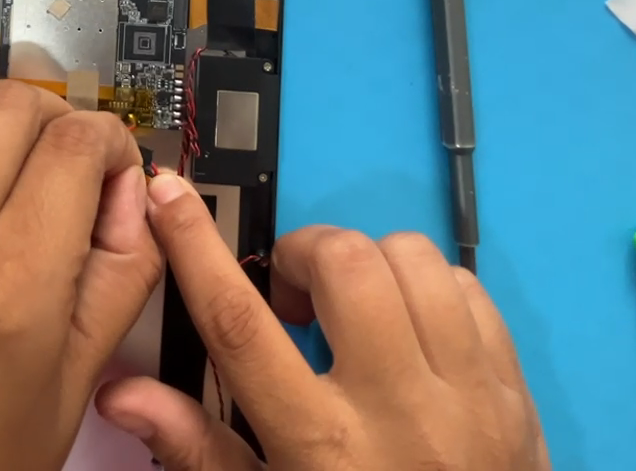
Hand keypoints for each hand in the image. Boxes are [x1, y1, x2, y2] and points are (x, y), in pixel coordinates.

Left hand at [0, 78, 164, 470]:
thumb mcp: (74, 382)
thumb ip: (122, 275)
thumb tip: (132, 190)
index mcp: (13, 287)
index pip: (75, 146)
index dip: (113, 142)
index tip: (117, 173)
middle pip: (14, 104)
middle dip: (62, 117)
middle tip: (73, 166)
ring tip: (20, 152)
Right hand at [97, 173, 548, 470]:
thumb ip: (195, 445)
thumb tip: (117, 389)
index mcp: (322, 448)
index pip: (241, 325)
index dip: (196, 247)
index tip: (167, 190)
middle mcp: (399, 412)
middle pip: (343, 265)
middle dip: (304, 254)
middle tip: (293, 297)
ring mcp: (471, 400)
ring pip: (412, 259)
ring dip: (367, 263)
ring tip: (352, 309)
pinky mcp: (518, 396)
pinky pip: (468, 287)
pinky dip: (426, 286)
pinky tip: (408, 327)